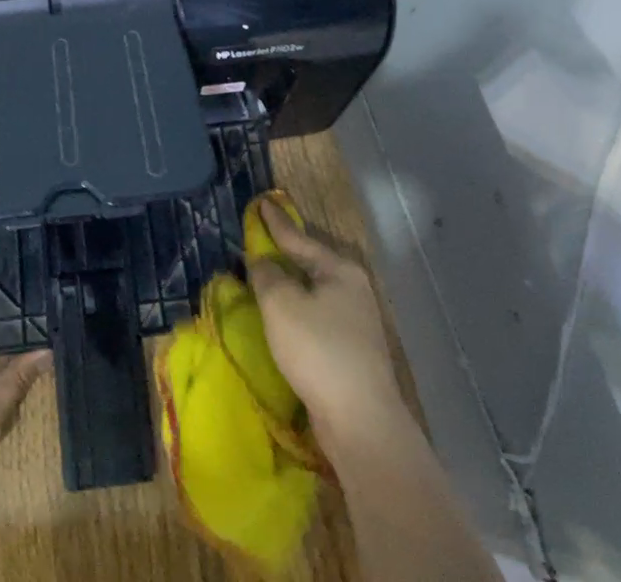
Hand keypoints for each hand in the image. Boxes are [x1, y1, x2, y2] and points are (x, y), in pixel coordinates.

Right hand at [245, 195, 406, 445]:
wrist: (359, 416)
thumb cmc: (318, 351)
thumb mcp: (281, 305)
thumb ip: (267, 276)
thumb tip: (262, 261)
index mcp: (340, 270)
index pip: (299, 238)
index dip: (276, 222)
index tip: (262, 203)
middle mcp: (353, 289)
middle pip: (312, 262)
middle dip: (287, 252)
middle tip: (261, 237)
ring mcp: (357, 320)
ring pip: (315, 290)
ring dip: (291, 283)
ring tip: (267, 274)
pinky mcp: (352, 348)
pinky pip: (317, 315)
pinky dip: (298, 308)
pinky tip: (284, 315)